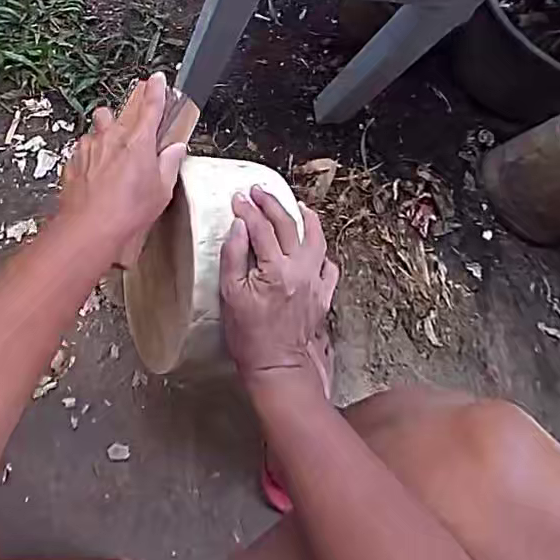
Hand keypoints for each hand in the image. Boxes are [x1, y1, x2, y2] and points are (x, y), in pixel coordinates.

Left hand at [56, 73, 188, 255]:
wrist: (89, 229)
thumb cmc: (126, 212)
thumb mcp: (161, 190)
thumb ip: (169, 164)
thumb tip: (175, 150)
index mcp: (139, 141)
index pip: (151, 106)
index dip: (157, 90)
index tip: (158, 79)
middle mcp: (112, 138)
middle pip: (118, 113)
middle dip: (124, 119)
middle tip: (133, 135)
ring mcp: (89, 148)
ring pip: (97, 130)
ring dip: (105, 138)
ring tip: (113, 159)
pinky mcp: (73, 162)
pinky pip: (83, 150)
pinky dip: (91, 157)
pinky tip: (97, 176)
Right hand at [220, 185, 338, 384]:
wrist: (278, 368)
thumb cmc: (250, 337)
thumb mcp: (230, 296)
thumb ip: (234, 256)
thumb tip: (239, 226)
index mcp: (275, 269)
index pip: (261, 228)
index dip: (248, 210)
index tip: (238, 198)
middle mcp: (300, 269)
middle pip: (287, 225)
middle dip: (271, 204)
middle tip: (258, 192)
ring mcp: (315, 280)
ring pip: (316, 238)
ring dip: (306, 218)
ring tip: (296, 205)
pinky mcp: (324, 294)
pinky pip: (329, 265)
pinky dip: (321, 252)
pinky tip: (314, 245)